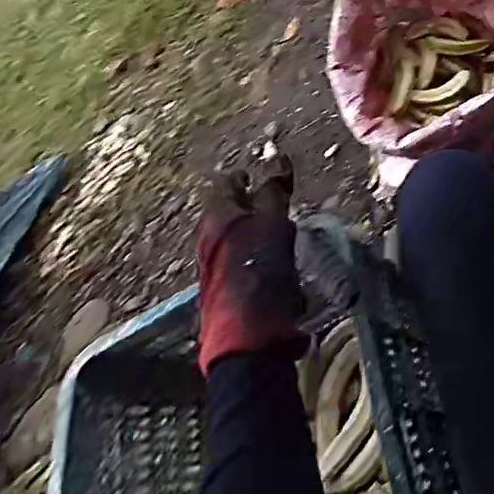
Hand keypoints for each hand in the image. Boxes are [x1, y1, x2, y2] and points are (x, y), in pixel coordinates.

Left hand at [196, 153, 306, 372]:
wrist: (248, 336)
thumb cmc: (260, 271)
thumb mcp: (274, 224)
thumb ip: (274, 191)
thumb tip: (278, 157)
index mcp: (216, 217)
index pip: (227, 182)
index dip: (250, 176)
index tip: (274, 176)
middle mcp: (208, 238)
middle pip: (231, 208)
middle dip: (255, 202)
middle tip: (282, 201)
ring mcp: (214, 264)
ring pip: (237, 233)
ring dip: (258, 228)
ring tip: (284, 230)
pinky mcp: (225, 285)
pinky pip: (241, 256)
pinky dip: (258, 250)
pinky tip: (276, 260)